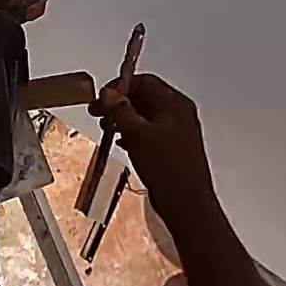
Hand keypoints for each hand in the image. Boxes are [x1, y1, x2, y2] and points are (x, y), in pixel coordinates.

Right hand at [96, 73, 213, 195]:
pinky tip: (123, 142)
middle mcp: (179, 113)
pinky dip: (133, 131)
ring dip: (124, 117)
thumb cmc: (166, 167)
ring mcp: (178, 130)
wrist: (186, 203)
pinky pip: (149, 129)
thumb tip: (109, 93)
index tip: (102, 97)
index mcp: (174, 105)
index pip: (144, 82)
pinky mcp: (173, 146)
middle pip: (144, 96)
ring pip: (145, 113)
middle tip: (99, 111)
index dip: (119, 86)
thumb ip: (120, 109)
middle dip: (119, 102)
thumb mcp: (136, 133)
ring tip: (108, 127)